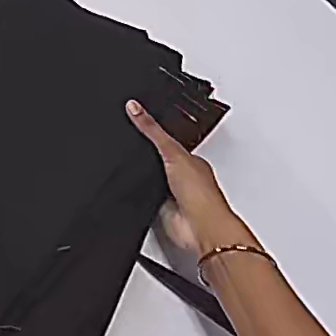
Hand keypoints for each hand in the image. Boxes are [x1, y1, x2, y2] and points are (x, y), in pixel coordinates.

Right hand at [127, 100, 257, 261]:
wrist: (199, 227)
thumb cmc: (201, 194)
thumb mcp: (173, 152)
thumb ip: (152, 131)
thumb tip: (135, 108)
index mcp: (191, 161)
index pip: (170, 142)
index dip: (157, 133)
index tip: (143, 122)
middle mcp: (183, 178)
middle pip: (160, 161)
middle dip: (150, 157)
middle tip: (137, 144)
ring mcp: (172, 194)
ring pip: (152, 178)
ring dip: (146, 177)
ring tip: (140, 170)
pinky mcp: (160, 209)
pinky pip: (144, 195)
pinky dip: (140, 193)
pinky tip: (139, 190)